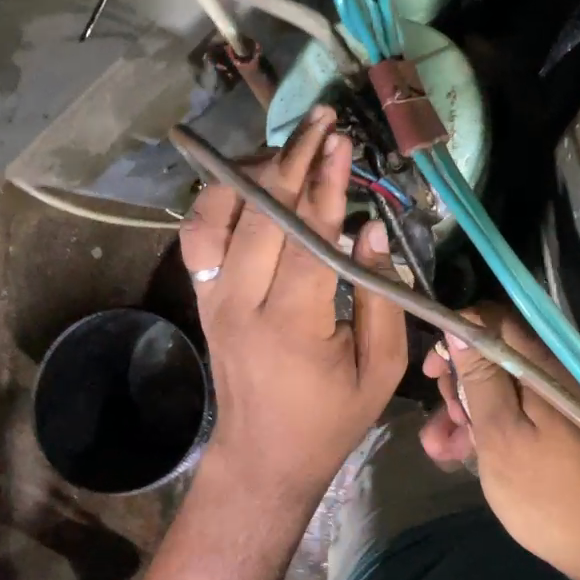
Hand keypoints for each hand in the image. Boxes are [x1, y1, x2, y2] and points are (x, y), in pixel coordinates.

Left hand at [179, 106, 408, 504]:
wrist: (263, 458)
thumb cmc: (330, 418)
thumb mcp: (380, 368)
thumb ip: (378, 295)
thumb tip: (370, 228)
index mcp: (291, 325)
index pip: (307, 239)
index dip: (326, 186)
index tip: (341, 143)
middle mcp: (241, 303)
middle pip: (262, 215)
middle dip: (293, 160)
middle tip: (322, 121)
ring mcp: (213, 298)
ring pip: (217, 216)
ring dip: (250, 172)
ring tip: (287, 145)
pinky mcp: (203, 297)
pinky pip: (199, 235)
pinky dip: (220, 199)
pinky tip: (251, 179)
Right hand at [419, 305, 579, 579]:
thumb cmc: (547, 493)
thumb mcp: (500, 435)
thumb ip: (480, 378)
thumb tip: (460, 325)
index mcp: (541, 366)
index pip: (494, 320)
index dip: (457, 335)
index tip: (433, 369)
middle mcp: (550, 374)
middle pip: (494, 354)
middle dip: (458, 382)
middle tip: (443, 418)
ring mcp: (554, 403)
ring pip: (498, 388)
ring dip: (465, 412)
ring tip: (439, 450)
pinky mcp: (556, 429)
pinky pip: (514, 413)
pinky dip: (486, 429)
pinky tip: (460, 455)